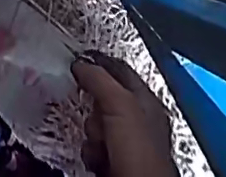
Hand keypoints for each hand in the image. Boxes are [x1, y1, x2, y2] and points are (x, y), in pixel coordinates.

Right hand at [71, 50, 176, 176]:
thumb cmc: (141, 154)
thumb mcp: (120, 104)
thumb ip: (101, 80)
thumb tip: (81, 63)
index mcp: (147, 102)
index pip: (120, 70)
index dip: (99, 62)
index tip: (79, 60)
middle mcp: (139, 122)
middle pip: (104, 99)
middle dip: (94, 105)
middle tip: (94, 113)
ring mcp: (127, 146)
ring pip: (96, 126)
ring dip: (92, 132)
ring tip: (100, 143)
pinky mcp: (114, 165)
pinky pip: (93, 149)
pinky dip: (90, 151)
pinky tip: (97, 159)